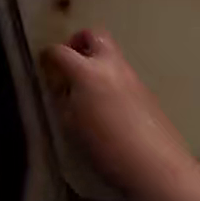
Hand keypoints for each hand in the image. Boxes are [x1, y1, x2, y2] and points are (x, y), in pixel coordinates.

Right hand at [41, 29, 199, 200]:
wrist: (156, 166)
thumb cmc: (106, 148)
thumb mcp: (72, 126)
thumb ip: (63, 100)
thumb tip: (63, 88)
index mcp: (86, 71)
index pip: (60, 52)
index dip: (48, 55)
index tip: (44, 63)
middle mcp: (109, 64)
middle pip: (92, 34)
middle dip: (78, 42)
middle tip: (70, 62)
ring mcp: (130, 75)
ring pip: (110, 52)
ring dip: (96, 60)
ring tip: (87, 88)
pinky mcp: (145, 89)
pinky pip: (121, 72)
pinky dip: (110, 77)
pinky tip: (108, 104)